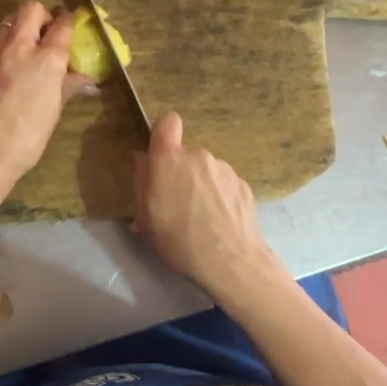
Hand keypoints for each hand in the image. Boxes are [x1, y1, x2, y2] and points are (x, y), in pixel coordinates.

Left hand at [0, 0, 92, 210]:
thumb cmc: (27, 138)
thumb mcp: (54, 112)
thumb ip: (68, 86)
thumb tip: (88, 81)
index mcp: (46, 59)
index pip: (63, 25)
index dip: (71, 22)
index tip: (74, 27)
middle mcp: (19, 47)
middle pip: (32, 9)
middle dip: (43, 17)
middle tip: (48, 36)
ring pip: (9, 22)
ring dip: (22, 28)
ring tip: (28, 50)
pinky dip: (5, 47)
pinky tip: (9, 69)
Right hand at [132, 112, 287, 298]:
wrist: (230, 263)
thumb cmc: (178, 241)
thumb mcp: (145, 217)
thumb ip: (142, 182)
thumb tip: (142, 159)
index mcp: (170, 159)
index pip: (168, 122)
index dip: (163, 134)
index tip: (160, 155)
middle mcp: (199, 155)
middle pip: (186, 154)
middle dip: (180, 172)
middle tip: (177, 204)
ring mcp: (225, 169)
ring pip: (207, 170)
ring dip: (202, 185)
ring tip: (202, 218)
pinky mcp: (244, 185)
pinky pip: (224, 184)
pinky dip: (220, 197)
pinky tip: (220, 222)